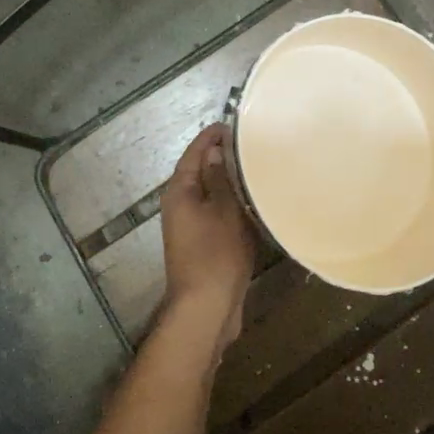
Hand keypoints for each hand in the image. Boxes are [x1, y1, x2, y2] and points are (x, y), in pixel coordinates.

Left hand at [159, 124, 255, 349]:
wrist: (206, 310)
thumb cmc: (216, 254)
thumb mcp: (224, 210)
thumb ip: (219, 177)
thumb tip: (214, 149)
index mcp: (179, 191)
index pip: (194, 153)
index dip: (211, 136)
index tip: (233, 124)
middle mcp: (179, 205)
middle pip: (199, 171)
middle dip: (221, 157)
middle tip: (250, 145)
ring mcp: (188, 227)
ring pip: (209, 194)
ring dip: (228, 182)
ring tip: (255, 170)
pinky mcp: (201, 245)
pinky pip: (215, 214)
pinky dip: (231, 204)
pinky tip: (251, 205)